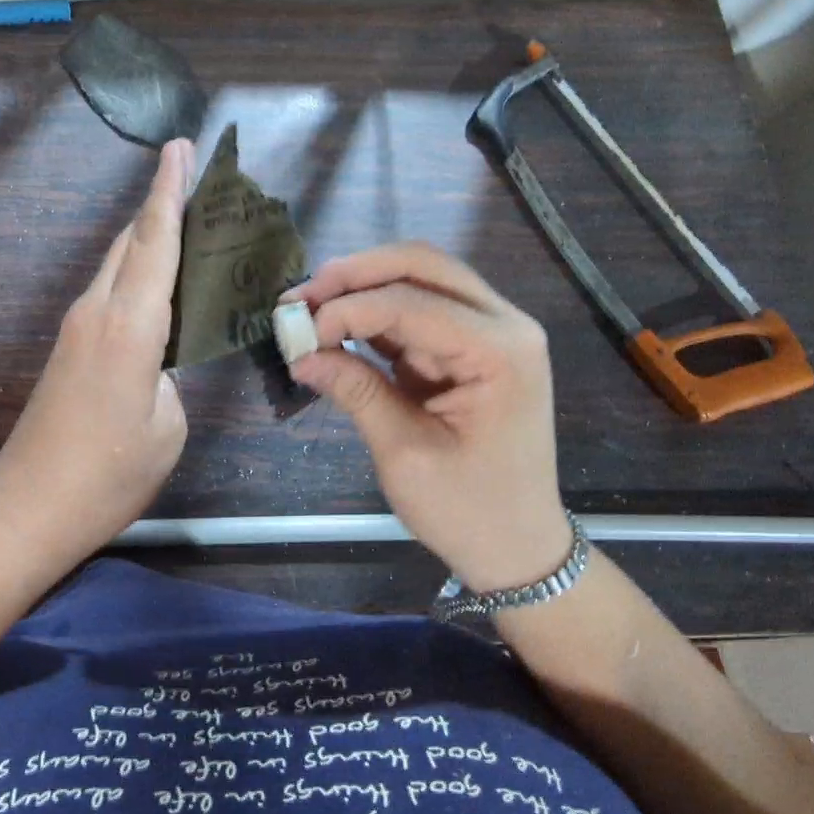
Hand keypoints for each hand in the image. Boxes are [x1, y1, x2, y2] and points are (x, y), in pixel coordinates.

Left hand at [0, 138, 193, 557]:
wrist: (31, 504)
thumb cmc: (108, 473)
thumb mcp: (167, 426)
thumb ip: (171, 377)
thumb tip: (160, 361)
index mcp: (128, 326)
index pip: (155, 243)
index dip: (170, 192)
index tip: (181, 148)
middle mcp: (96, 312)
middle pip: (131, 242)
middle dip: (160, 203)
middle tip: (195, 172)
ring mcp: (76, 329)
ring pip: (117, 266)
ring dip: (149, 239)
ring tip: (187, 221)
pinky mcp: (69, 349)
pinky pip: (109, 294)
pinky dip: (136, 275)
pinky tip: (160, 285)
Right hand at [285, 243, 570, 590]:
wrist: (516, 547)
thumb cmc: (467, 509)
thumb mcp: (404, 453)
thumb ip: (356, 391)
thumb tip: (300, 355)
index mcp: (499, 351)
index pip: (412, 302)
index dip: (347, 308)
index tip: (296, 334)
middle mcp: (502, 326)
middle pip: (422, 266)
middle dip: (355, 275)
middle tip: (299, 297)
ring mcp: (486, 334)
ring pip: (417, 280)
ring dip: (359, 288)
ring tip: (305, 307)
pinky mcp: (465, 350)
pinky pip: (414, 312)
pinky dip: (369, 314)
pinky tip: (331, 324)